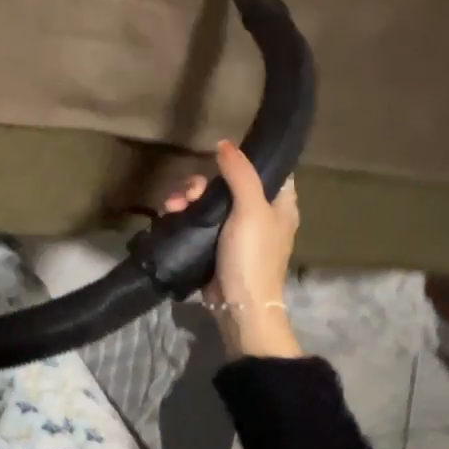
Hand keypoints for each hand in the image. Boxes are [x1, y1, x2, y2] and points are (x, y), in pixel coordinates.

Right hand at [161, 141, 301, 358]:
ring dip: (185, 198)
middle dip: (200, 184)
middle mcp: (259, 213)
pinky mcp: (213, 242)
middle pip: (226, 182)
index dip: (245, 160)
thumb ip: (240, 174)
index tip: (220, 156)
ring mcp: (235, 229)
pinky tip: (169, 215)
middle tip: (186, 194)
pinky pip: (196, 217)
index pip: (268, 170)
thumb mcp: (251, 211)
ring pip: (207, 199)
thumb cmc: (253, 256)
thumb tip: (224, 143)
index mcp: (279, 204)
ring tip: (170, 208)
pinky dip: (182, 213)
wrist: (238, 305)